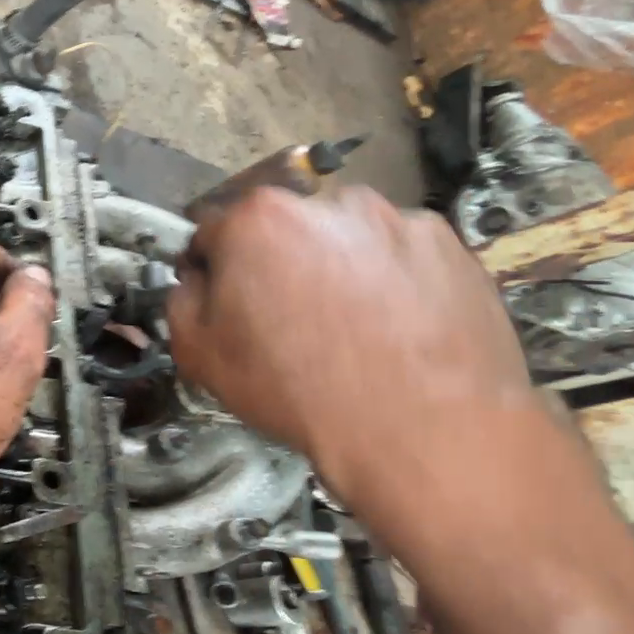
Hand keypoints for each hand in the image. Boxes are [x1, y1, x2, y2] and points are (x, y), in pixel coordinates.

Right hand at [166, 185, 536, 508]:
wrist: (421, 428)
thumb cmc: (298, 388)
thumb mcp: (198, 352)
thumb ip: (181, 300)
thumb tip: (197, 282)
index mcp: (258, 220)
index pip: (212, 229)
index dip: (210, 267)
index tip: (219, 298)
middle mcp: (329, 205)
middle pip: (281, 228)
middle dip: (273, 263)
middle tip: (278, 319)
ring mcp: (398, 222)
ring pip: (341, 240)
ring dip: (331, 270)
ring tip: (338, 329)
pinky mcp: (451, 248)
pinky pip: (397, 257)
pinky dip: (385, 282)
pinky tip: (383, 329)